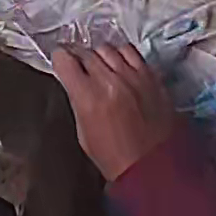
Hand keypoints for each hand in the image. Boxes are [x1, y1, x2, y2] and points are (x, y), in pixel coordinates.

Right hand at [49, 43, 176, 180]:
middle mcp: (110, 81)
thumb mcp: (83, 131)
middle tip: (79, 65)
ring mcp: (132, 77)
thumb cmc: (115, 157)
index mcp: (88, 97)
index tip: (61, 61)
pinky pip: (130, 51)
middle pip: (85, 52)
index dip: (60, 58)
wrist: (156, 168)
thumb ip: (77, 100)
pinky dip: (120, 54)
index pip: (64, 58)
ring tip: (100, 65)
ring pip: (106, 48)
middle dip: (78, 57)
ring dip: (99, 55)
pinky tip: (119, 64)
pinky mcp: (151, 77)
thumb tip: (73, 80)